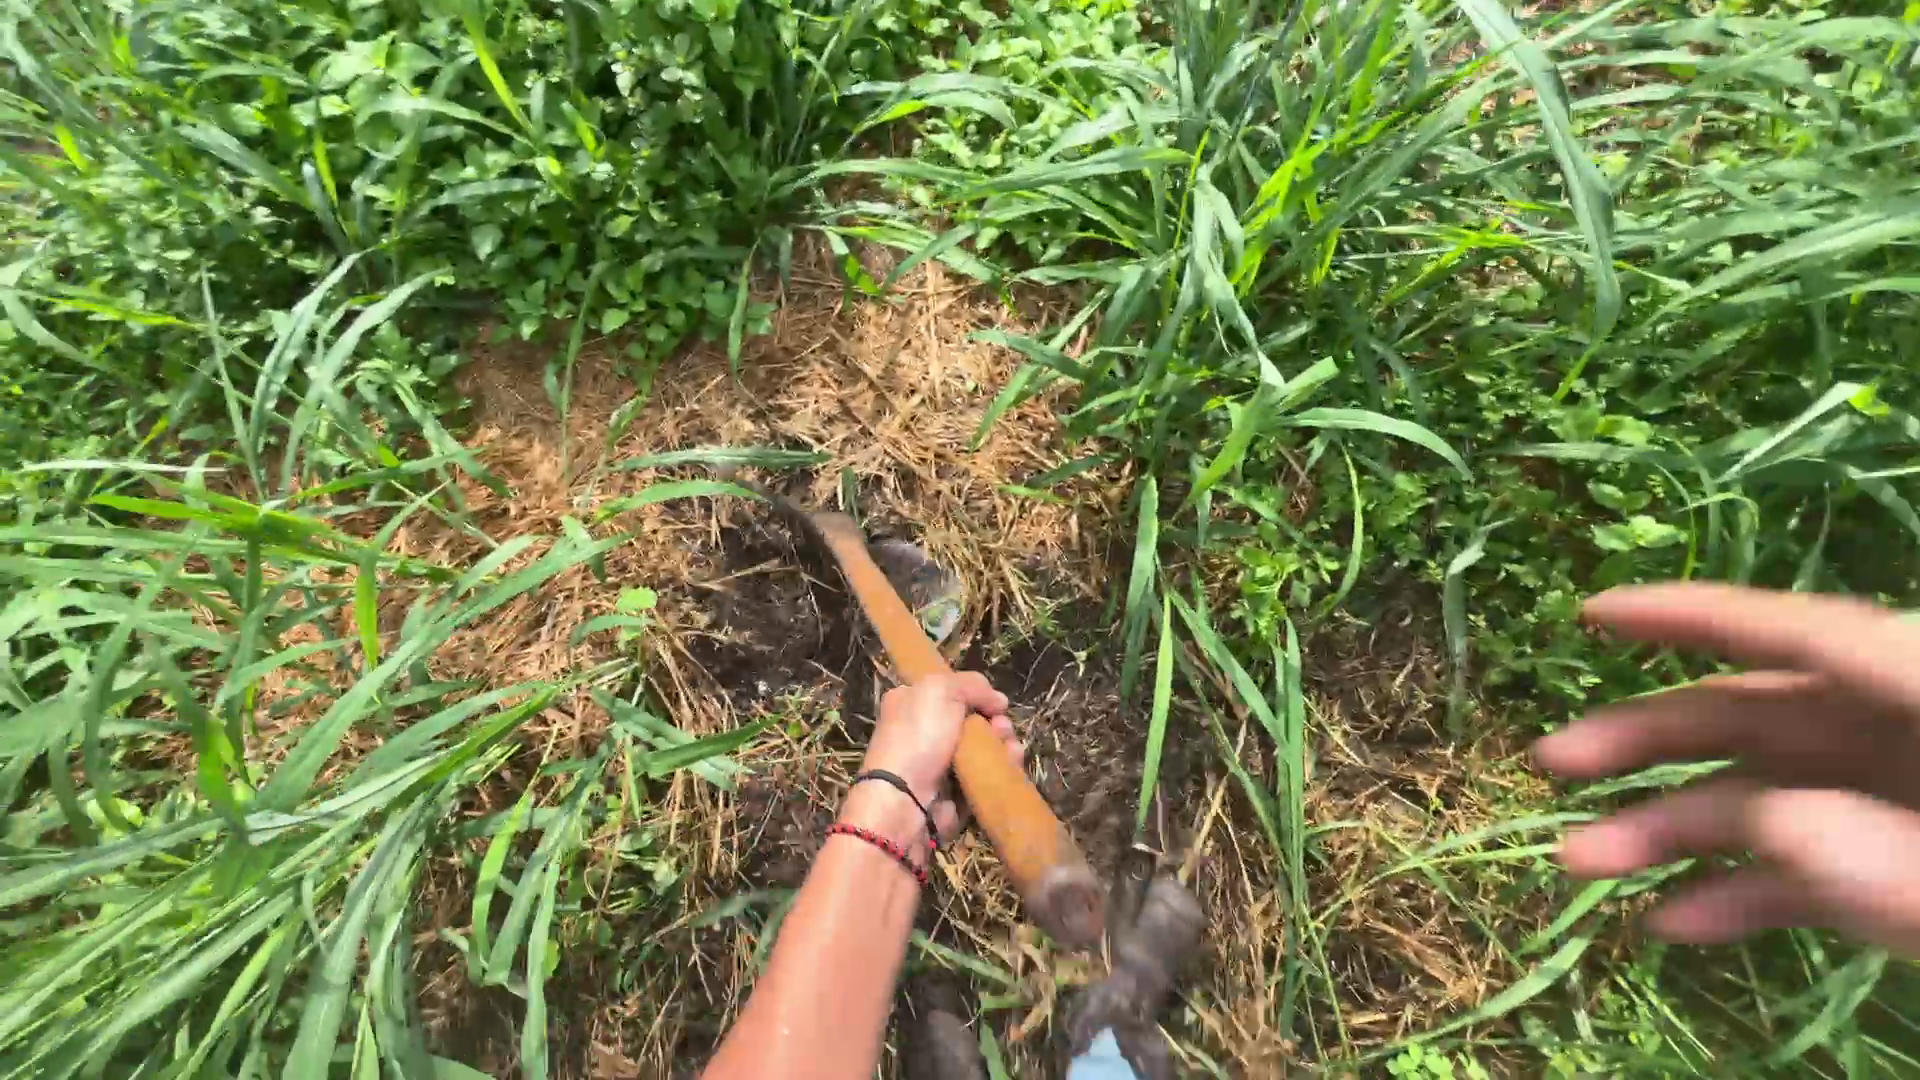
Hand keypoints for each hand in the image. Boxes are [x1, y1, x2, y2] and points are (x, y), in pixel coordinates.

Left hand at [840, 673, 1023, 854]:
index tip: (994, 702)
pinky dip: (1003, 767)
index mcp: (911, 703)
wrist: (905, 800)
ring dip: (1002, 743)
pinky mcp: (957, 793)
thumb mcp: (940, 690)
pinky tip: (1013, 760)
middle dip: (994, 721)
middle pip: (972, 720)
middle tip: (1002, 727)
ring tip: (1011, 746)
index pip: (950, 692)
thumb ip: (972, 684)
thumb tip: (998, 700)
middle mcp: (924, 732)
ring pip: (983, 748)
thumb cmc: (918, 737)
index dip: (976, 694)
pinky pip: (986, 775)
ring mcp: (940, 765)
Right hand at [1535, 583, 1919, 953]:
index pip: (1800, 637)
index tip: (1589, 614)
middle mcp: (1909, 743)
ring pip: (1758, 803)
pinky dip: (1737, 898)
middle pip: (1752, 721)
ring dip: (1666, 835)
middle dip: (1643, 745)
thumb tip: (1769, 824)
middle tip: (1551, 766)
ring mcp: (1906, 810)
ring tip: (1582, 867)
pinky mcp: (1908, 875)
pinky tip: (1674, 925)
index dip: (1688, 617)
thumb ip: (1913, 869)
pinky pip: (1805, 874)